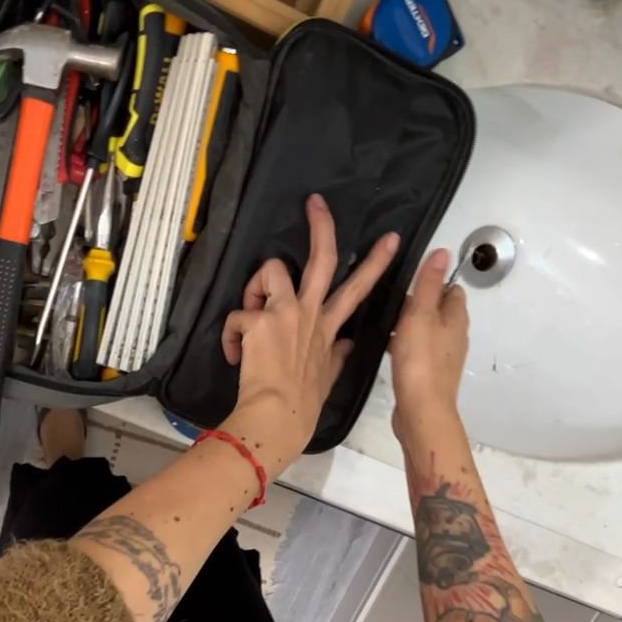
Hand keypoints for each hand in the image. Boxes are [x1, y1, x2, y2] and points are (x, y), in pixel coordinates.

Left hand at [220, 195, 398, 476]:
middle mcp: (310, 314)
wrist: (277, 418)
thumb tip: (347, 345)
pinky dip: (231, 335)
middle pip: (322, 257)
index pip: (358, 290)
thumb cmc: (301, 407)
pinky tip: (233, 356)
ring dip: (256, 284)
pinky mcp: (258, 321)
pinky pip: (238, 315)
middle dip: (321, 225)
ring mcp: (286, 313)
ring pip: (273, 269)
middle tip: (315, 203)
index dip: (375, 262)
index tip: (390, 238)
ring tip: (248, 312)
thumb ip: (337, 357)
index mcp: (328, 330)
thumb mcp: (327, 380)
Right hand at [388, 248, 469, 445]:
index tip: (407, 281)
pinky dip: (406, 346)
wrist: (421, 410)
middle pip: (439, 310)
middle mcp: (454, 336)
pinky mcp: (430, 375)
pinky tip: (389, 350)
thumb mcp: (420, 315)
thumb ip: (428, 284)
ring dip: (410, 326)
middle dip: (418, 304)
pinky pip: (419, 352)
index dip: (432, 282)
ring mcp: (443, 357)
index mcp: (456, 318)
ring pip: (427, 332)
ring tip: (384, 325)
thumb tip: (443, 252)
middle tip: (389, 302)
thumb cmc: (420, 361)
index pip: (451, 289)